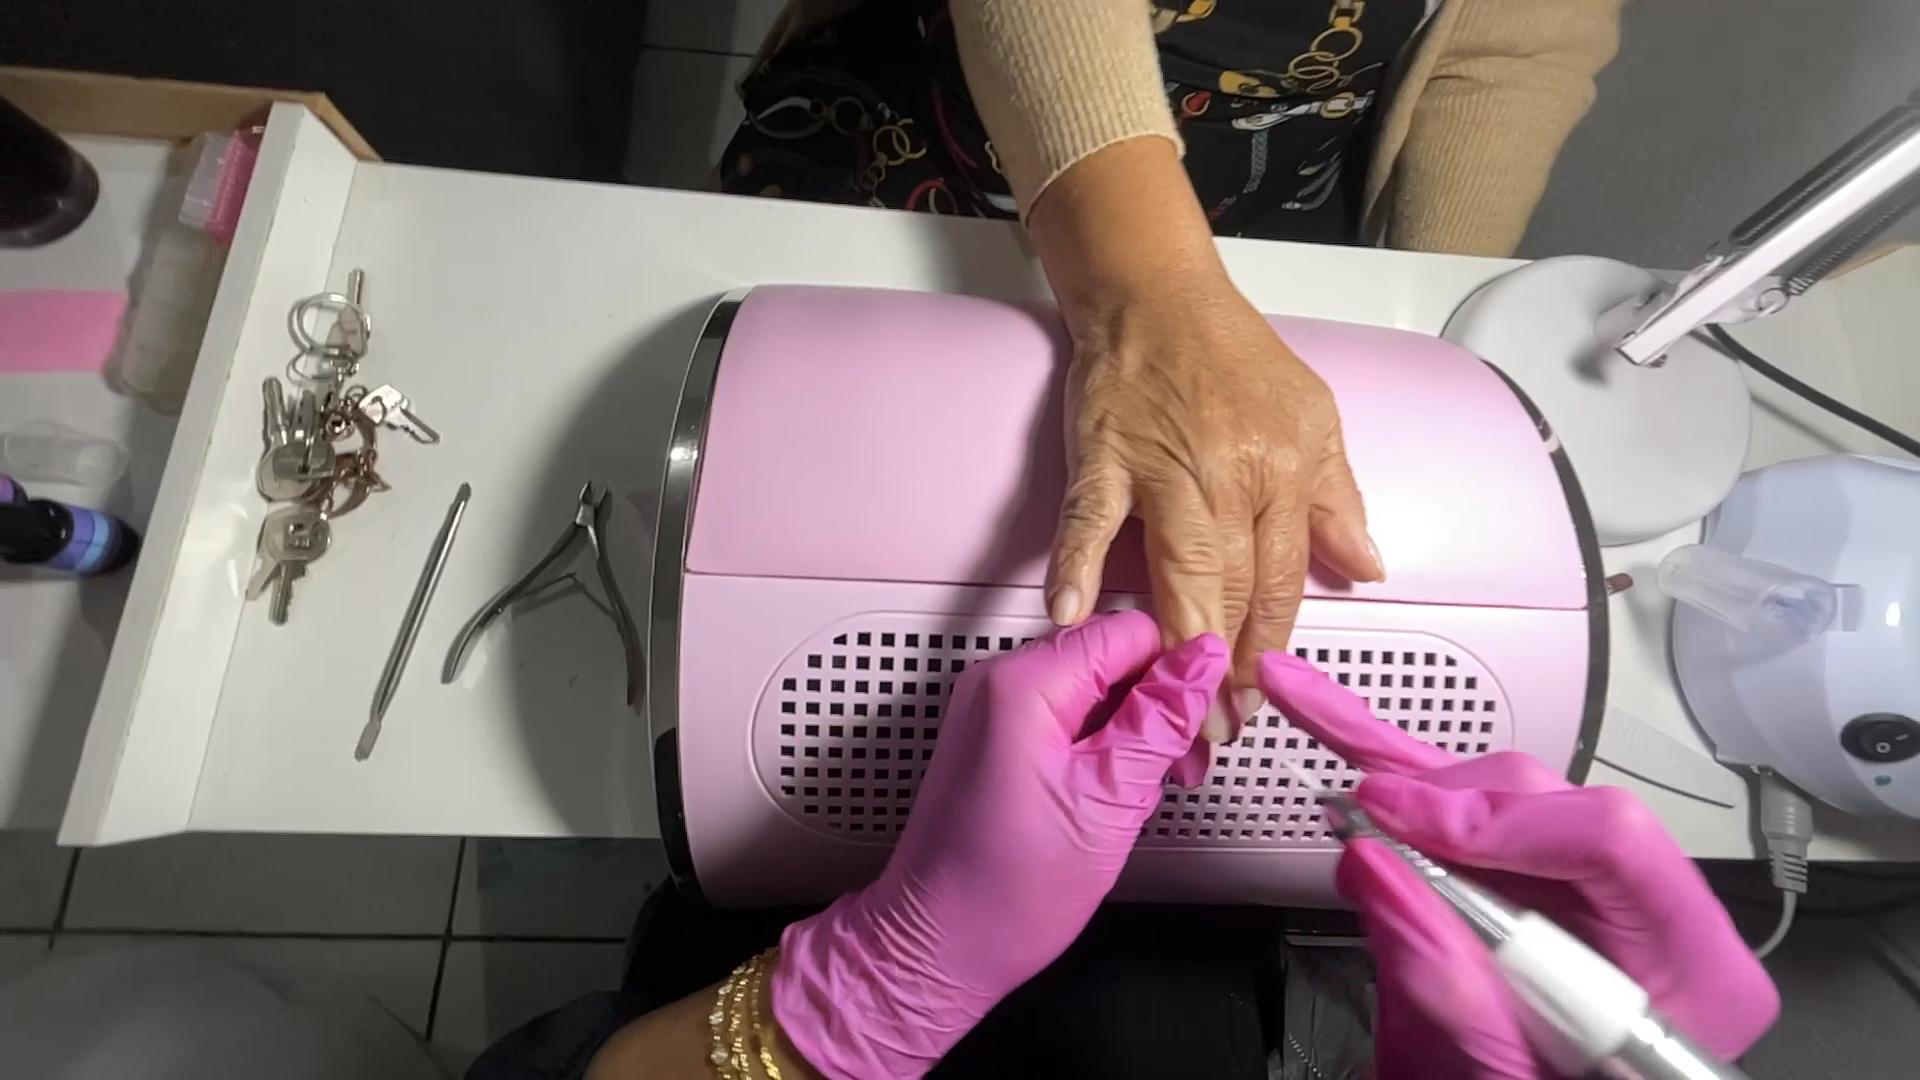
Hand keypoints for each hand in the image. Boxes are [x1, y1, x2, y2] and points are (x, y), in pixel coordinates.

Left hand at [773, 611, 1226, 1077]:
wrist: (939, 940)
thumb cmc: (1006, 889)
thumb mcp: (1109, 801)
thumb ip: (1161, 720)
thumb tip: (1202, 661)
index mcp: (1022, 684)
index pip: (1125, 630)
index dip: (1176, 665)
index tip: (1204, 710)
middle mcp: (999, 679)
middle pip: (1108, 653)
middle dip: (1158, 700)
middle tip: (1187, 757)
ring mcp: (992, 704)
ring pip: (1091, 683)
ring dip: (1134, 724)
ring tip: (1157, 780)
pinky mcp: (994, 731)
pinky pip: (1064, 710)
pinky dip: (1101, 738)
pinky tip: (1120, 782)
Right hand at [1026, 140, 1382, 781]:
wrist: (1159, 299)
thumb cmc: (1234, 359)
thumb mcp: (1313, 417)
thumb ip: (1338, 498)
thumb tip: (1367, 569)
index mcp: (1285, 474)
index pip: (1281, 582)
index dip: (1269, 649)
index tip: (1259, 702)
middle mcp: (1231, 481)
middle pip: (1235, 591)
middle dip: (1227, 670)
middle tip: (1218, 736)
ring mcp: (1163, 470)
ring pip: (1177, 570)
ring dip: (1176, 644)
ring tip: (1171, 707)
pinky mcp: (1104, 456)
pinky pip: (1089, 518)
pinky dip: (1077, 563)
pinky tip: (1068, 615)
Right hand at [1257, 652, 1778, 1078]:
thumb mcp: (1493, 1078)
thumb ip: (1446, 986)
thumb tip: (1377, 869)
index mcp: (1675, 960)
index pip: (1607, 839)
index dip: (1498, 822)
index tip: (1401, 829)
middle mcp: (1612, 897)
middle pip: (1528, 794)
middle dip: (1430, 798)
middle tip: (1357, 813)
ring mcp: (1539, 868)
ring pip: (1462, 778)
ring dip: (1378, 755)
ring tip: (1305, 706)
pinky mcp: (1476, 859)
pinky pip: (1418, 785)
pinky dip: (1359, 743)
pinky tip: (1308, 698)